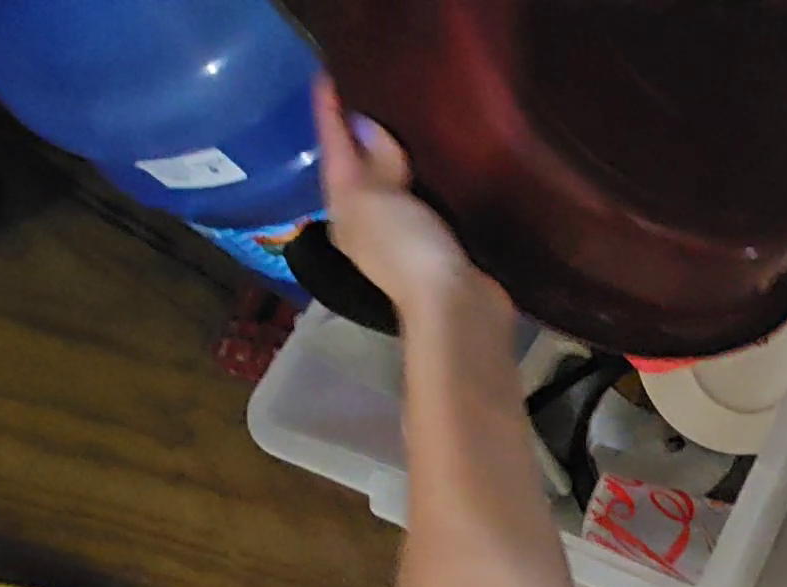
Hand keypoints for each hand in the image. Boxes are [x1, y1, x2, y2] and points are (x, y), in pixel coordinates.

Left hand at [311, 78, 509, 324]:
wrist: (457, 308)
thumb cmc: (409, 251)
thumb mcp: (380, 200)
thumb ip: (375, 164)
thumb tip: (369, 129)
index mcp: (346, 208)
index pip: (334, 151)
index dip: (330, 114)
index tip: (329, 77)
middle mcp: (370, 226)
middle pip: (362, 173)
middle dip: (364, 140)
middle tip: (374, 99)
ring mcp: (407, 243)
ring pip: (397, 192)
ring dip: (400, 167)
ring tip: (409, 133)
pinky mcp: (443, 254)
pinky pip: (431, 211)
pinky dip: (430, 192)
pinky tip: (440, 179)